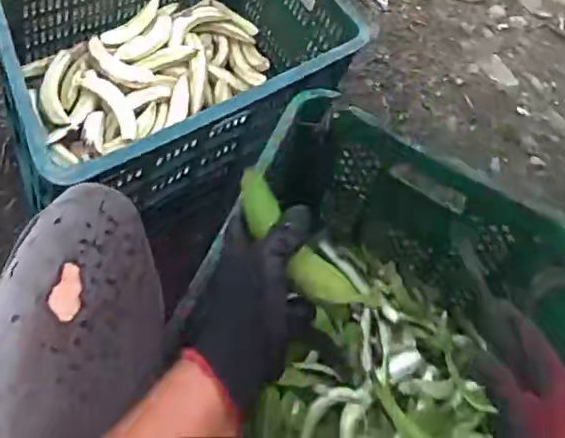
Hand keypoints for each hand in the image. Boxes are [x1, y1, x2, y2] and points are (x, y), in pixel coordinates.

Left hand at [189, 205, 313, 415]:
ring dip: (304, 278)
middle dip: (293, 242)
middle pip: (270, 246)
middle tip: (318, 235)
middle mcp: (245, 267)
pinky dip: (304, 312)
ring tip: (328, 272)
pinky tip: (320, 312)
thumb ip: (283, 237)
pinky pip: (293, 310)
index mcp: (237, 249)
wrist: (235, 370)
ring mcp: (257, 296)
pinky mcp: (269, 323)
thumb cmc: (247, 309)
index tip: (285, 195)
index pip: (245, 216)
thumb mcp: (267, 265)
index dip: (260, 204)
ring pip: (284, 277)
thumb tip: (302, 209)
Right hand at [474, 300, 564, 437]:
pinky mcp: (564, 432)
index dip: (514, 320)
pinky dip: (518, 393)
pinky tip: (502, 393)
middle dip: (509, 344)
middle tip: (483, 324)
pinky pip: (538, 403)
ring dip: (511, 369)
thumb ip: (500, 381)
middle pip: (535, 362)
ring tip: (486, 354)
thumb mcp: (521, 414)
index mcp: (563, 382)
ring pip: (535, 384)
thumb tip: (474, 351)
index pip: (535, 341)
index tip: (494, 300)